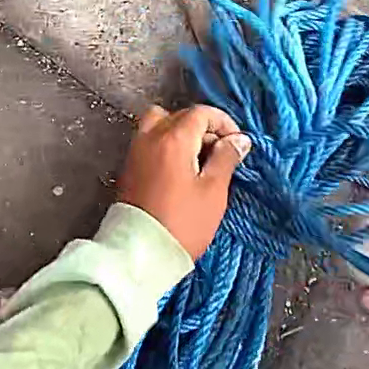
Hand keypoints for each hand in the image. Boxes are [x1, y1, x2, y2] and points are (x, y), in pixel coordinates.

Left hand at [117, 105, 251, 258]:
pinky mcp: (129, 168)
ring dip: (181, 134)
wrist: (140, 255)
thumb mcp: (213, 191)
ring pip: (160, 124)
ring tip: (198, 160)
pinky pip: (149, 141)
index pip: (201, 113)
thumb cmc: (182, 223)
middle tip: (221, 153)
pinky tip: (180, 171)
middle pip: (180, 116)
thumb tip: (239, 139)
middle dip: (204, 128)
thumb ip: (226, 158)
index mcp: (173, 139)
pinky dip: (166, 145)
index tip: (236, 143)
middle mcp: (150, 137)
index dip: (223, 123)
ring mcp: (136, 151)